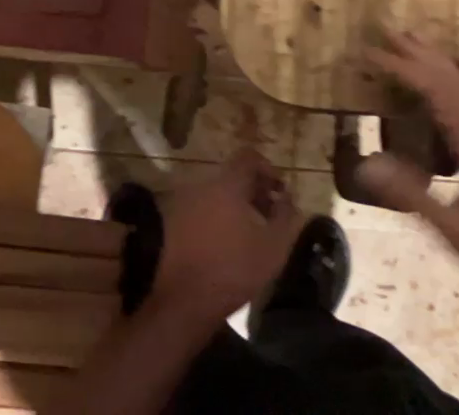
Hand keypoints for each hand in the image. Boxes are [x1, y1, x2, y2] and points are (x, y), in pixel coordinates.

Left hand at [149, 149, 305, 321]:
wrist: (179, 302)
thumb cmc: (231, 270)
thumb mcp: (273, 247)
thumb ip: (286, 217)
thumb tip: (288, 198)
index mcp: (226, 185)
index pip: (249, 157)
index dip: (268, 169)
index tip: (280, 192)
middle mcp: (200, 185)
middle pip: (232, 176)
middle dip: (254, 191)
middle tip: (270, 216)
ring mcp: (182, 203)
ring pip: (216, 194)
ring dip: (236, 206)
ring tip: (250, 233)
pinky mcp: (170, 223)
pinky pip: (201, 210)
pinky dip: (216, 218)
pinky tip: (226, 245)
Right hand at [356, 33, 458, 309]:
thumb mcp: (458, 232)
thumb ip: (414, 197)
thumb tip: (367, 163)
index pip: (438, 92)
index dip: (403, 70)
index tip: (371, 54)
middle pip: (455, 79)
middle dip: (421, 54)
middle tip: (390, 30)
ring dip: (441, 61)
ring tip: (418, 40)